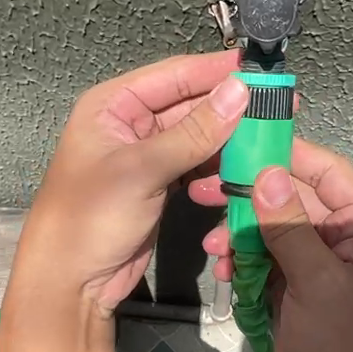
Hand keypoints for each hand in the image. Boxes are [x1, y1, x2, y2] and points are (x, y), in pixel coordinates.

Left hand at [19, 51, 245, 312]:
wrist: (71, 281)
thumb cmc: (91, 217)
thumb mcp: (142, 170)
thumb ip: (194, 132)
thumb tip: (240, 91)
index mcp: (113, 105)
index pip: (173, 76)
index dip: (217, 71)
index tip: (263, 70)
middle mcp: (130, 124)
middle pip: (189, 105)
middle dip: (230, 108)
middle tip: (281, 106)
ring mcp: (147, 156)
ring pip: (197, 137)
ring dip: (229, 140)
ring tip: (271, 137)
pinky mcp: (160, 186)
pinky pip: (196, 166)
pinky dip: (217, 168)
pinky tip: (244, 169)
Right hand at [188, 140, 352, 351]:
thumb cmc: (346, 350)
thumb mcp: (318, 285)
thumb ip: (291, 228)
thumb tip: (267, 174)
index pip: (326, 171)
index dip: (284, 154)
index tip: (235, 144)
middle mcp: (347, 236)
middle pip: (293, 197)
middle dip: (248, 196)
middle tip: (200, 190)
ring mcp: (320, 263)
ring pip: (274, 227)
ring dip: (240, 232)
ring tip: (211, 246)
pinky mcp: (298, 287)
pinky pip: (267, 258)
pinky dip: (243, 260)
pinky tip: (223, 270)